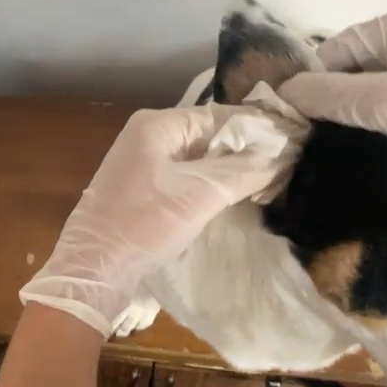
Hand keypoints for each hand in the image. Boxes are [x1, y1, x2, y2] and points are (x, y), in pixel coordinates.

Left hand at [20, 104, 299, 335]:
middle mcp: (147, 135)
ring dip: (228, 170)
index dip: (256, 130)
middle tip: (285, 166)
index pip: (219, 116)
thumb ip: (243, 171)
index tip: (293, 143)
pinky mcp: (141, 189)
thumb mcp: (199, 196)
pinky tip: (232, 197)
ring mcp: (141, 162)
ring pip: (198, 158)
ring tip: (266, 183)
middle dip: (244, 151)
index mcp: (156, 125)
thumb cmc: (143, 226)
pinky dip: (208, 184)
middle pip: (208, 135)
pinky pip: (184, 176)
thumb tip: (282, 154)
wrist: (93, 271)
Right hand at [276, 3, 386, 228]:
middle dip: (346, 99)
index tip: (309, 125)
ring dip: (375, 110)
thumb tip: (283, 91)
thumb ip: (329, 96)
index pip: (334, 50)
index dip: (316, 86)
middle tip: (339, 138)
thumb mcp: (384, 104)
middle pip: (362, 65)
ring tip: (373, 142)